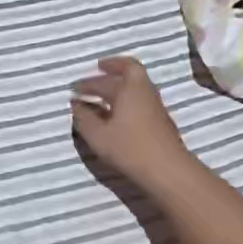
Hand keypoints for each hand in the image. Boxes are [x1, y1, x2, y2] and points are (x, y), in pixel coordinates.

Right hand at [70, 56, 195, 189]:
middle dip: (108, 74)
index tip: (76, 86)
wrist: (166, 169)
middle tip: (95, 76)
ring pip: (136, 87)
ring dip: (119, 86)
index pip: (107, 77)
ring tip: (103, 95)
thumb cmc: (129, 149)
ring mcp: (155, 106)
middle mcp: (144, 91)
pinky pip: (140, 100)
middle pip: (128, 74)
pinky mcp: (160, 120)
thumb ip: (84, 118)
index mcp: (129, 89)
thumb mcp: (97, 135)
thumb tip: (76, 105)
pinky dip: (126, 99)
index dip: (90, 80)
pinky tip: (116, 114)